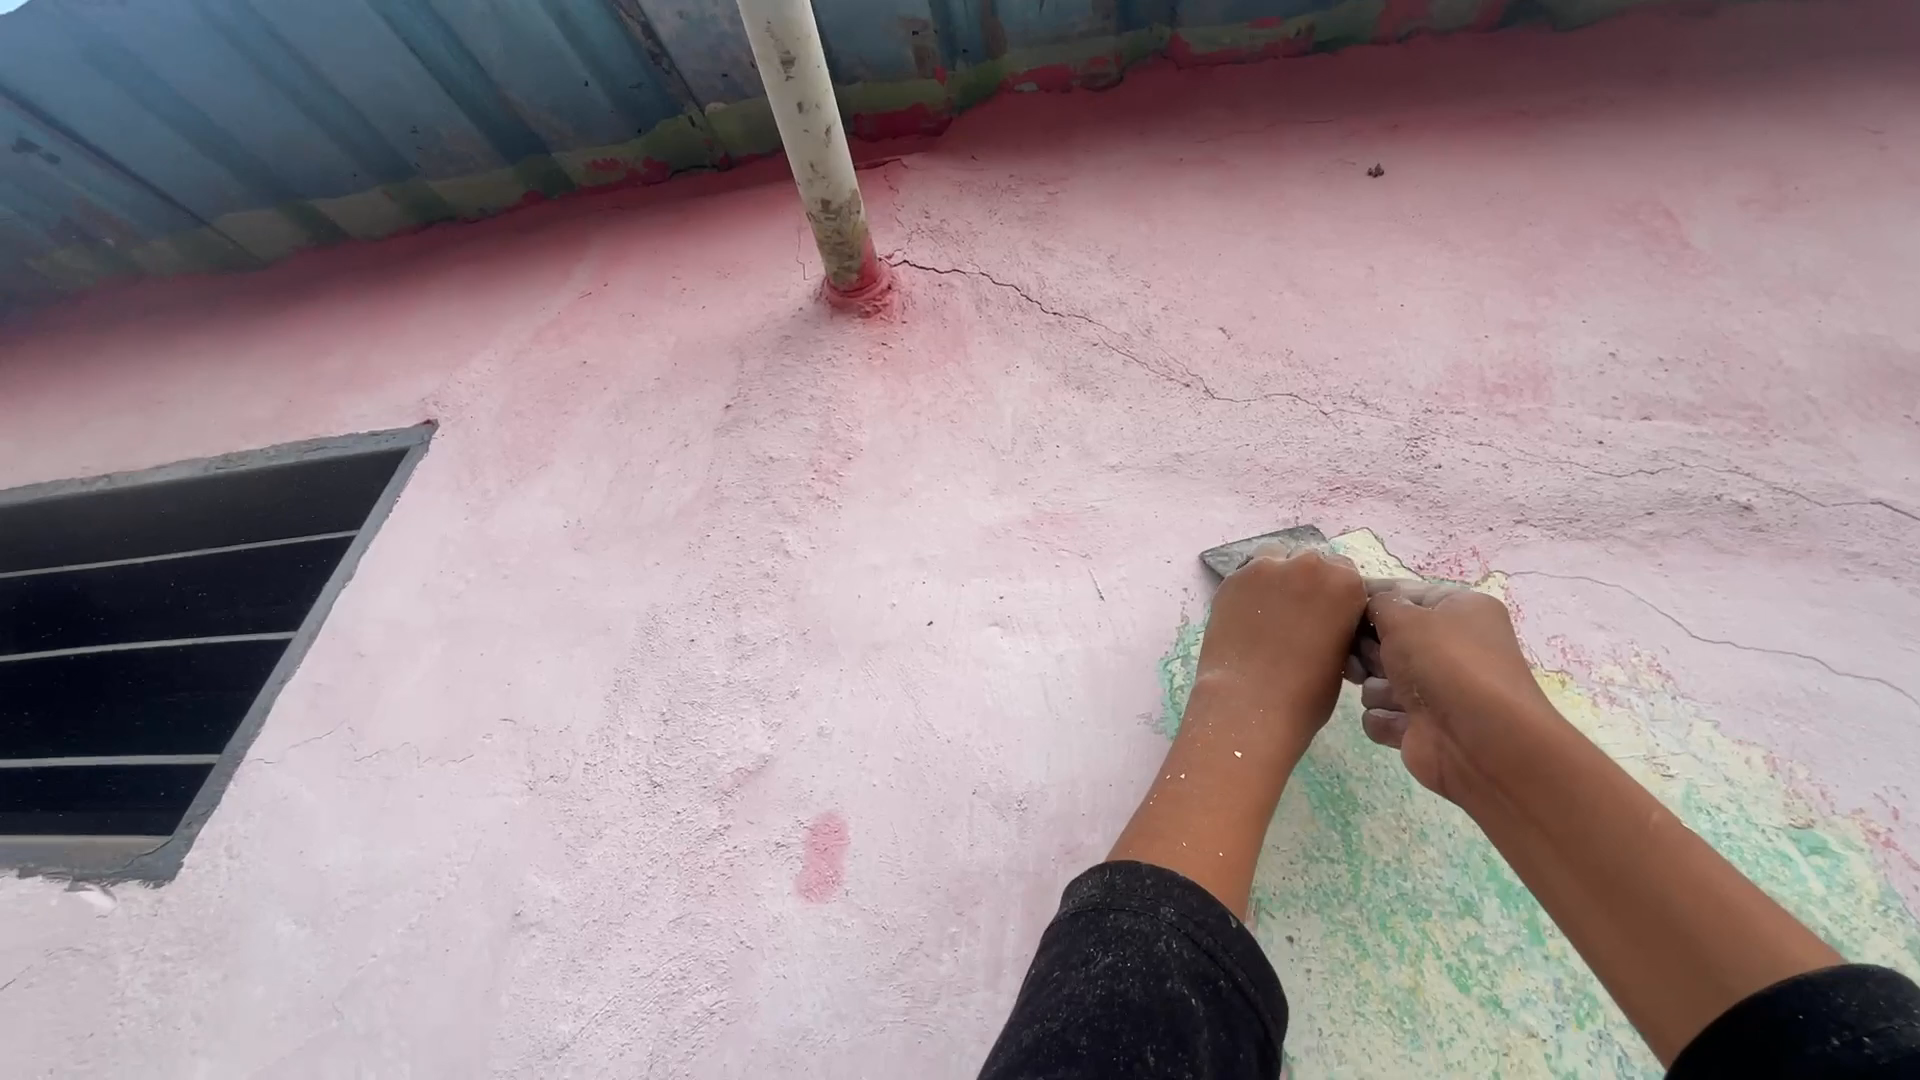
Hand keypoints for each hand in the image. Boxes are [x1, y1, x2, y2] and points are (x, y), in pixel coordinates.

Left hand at [1191, 547, 1367, 749]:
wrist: (1250, 702)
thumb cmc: (1306, 693)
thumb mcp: (1342, 656)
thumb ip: (1337, 624)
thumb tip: (1325, 619)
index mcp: (1345, 584)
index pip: (1344, 574)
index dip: (1333, 593)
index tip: (1324, 612)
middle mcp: (1308, 565)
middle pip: (1308, 563)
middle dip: (1304, 582)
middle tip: (1294, 614)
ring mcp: (1264, 568)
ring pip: (1274, 560)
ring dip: (1275, 578)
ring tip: (1268, 611)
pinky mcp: (1231, 579)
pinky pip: (1245, 576)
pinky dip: (1248, 590)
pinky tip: (1244, 616)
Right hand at [1353, 580, 1560, 801]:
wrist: (1480, 741)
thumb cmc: (1445, 663)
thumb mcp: (1405, 617)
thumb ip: (1377, 602)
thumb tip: (1367, 605)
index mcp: (1458, 610)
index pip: (1402, 593)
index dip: (1367, 597)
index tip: (1334, 605)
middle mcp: (1449, 647)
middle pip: (1385, 638)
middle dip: (1365, 648)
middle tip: (1358, 655)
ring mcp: (1435, 689)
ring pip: (1377, 678)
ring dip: (1374, 686)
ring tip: (1385, 694)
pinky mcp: (1420, 725)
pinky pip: (1381, 714)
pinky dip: (1384, 717)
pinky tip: (1398, 721)